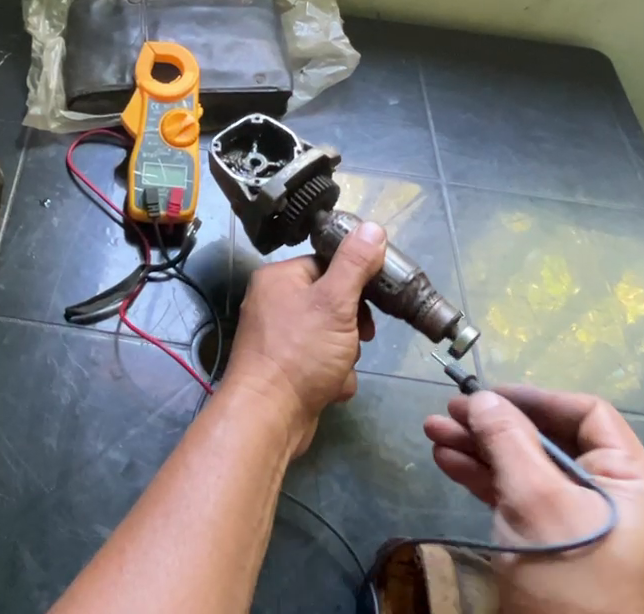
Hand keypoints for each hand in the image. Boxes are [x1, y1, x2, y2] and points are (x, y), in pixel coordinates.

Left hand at [223, 221, 384, 455]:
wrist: (269, 415)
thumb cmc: (300, 352)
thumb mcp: (335, 302)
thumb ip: (355, 265)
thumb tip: (373, 227)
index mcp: (278, 279)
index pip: (326, 266)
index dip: (353, 285)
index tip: (371, 305)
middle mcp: (272, 303)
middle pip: (332, 304)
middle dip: (350, 329)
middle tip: (353, 340)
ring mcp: (278, 338)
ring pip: (332, 337)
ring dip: (344, 356)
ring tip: (335, 368)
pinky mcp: (286, 368)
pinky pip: (322, 364)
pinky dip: (332, 377)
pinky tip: (329, 388)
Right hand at [423, 387, 643, 613]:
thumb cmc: (569, 581)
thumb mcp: (536, 501)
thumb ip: (508, 440)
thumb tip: (482, 398)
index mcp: (633, 483)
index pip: (587, 416)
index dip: (534, 398)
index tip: (484, 395)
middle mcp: (613, 498)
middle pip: (550, 439)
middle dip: (494, 423)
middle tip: (446, 412)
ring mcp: (583, 525)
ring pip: (528, 467)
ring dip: (480, 448)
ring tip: (432, 433)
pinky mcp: (556, 548)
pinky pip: (520, 497)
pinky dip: (484, 478)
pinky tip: (447, 463)